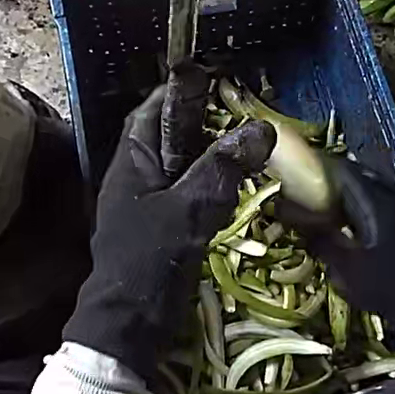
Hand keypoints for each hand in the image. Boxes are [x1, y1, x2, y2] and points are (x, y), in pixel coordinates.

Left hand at [64, 79, 274, 378]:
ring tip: (247, 137)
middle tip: (240, 104)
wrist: (132, 320)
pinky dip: (216, 179)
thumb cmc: (152, 258)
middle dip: (202, 117)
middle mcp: (139, 174)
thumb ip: (224, 167)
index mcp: (133, 160)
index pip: (154, 110)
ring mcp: (152, 200)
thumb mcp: (191, 207)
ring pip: (185, 162)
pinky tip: (239, 181)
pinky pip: (193, 189)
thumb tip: (262, 129)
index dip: (179, 89)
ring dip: (212, 148)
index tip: (212, 73)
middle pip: (172, 133)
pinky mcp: (168, 224)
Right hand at [280, 161, 394, 385]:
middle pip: (359, 178)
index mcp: (377, 200)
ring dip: (349, 196)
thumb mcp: (344, 265)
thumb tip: (287, 215)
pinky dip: (363, 208)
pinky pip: (382, 205)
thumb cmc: (385, 285)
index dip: (319, 168)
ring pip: (372, 192)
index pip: (344, 171)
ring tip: (326, 206)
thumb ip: (317, 237)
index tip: (298, 171)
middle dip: (333, 181)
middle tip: (309, 189)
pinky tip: (352, 225)